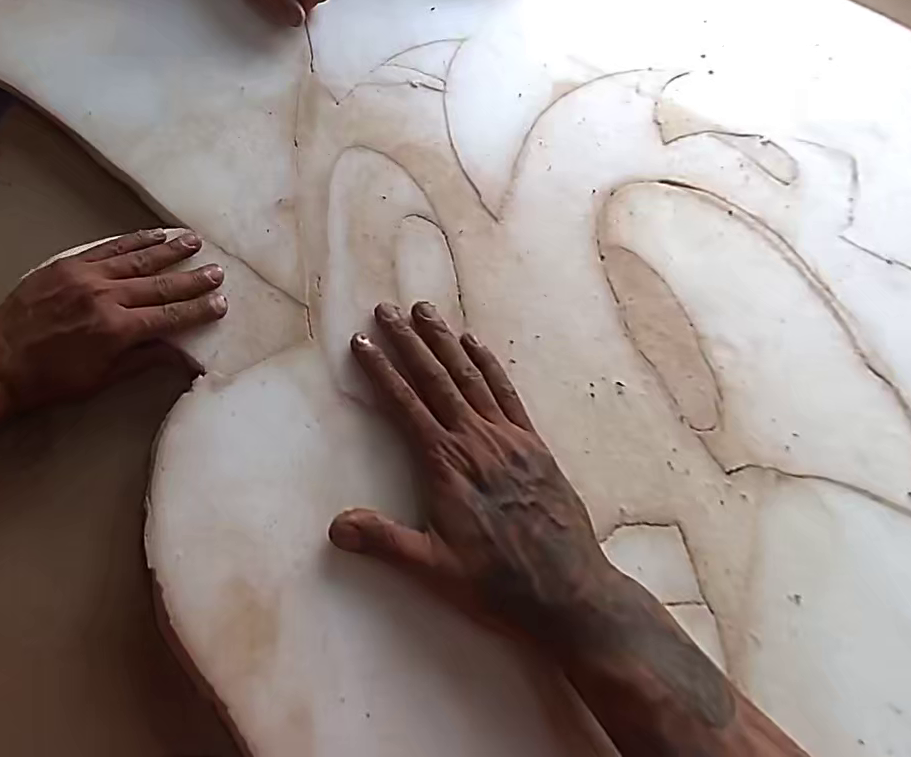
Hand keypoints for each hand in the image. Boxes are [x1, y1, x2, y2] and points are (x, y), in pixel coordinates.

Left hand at [0, 228, 228, 410]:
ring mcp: (86, 275)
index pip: (169, 317)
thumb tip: (184, 355)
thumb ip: (144, 360)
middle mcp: (106, 296)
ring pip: (137, 258)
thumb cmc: (50, 379)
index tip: (220, 302)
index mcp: (116, 329)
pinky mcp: (68, 264)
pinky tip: (153, 235)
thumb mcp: (101, 379)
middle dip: (192, 279)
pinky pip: (109, 248)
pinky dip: (134, 241)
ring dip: (168, 250)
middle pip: (159, 284)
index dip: (197, 310)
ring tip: (193, 243)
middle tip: (217, 271)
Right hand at [330, 302, 619, 646]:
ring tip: (425, 310)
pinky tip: (474, 342)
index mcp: (446, 463)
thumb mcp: (434, 569)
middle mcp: (475, 440)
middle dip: (407, 340)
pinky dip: (488, 364)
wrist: (575, 600)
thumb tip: (335, 527)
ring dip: (444, 341)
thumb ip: (384, 541)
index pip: (404, 403)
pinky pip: (507, 393)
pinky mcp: (534, 445)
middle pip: (435, 378)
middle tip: (387, 309)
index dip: (380, 370)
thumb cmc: (498, 584)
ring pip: (469, 377)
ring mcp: (508, 439)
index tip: (362, 342)